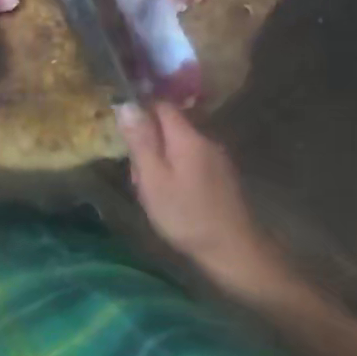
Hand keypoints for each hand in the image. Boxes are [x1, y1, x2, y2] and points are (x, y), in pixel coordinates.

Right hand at [116, 101, 283, 285]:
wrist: (234, 251)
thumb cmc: (186, 215)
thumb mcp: (153, 179)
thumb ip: (140, 141)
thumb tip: (127, 104)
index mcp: (188, 138)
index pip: (162, 105)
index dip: (140, 109)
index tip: (122, 129)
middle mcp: (206, 140)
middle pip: (169, 125)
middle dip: (148, 140)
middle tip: (135, 172)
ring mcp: (217, 159)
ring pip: (179, 144)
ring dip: (159, 158)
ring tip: (148, 188)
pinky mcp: (222, 176)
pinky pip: (191, 159)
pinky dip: (174, 169)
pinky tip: (169, 194)